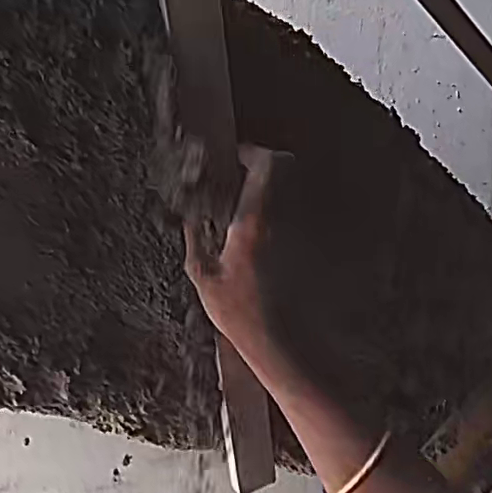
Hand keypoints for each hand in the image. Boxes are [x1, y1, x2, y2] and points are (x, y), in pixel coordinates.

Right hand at [184, 144, 285, 365]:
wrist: (279, 341)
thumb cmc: (241, 313)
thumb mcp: (203, 276)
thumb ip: (194, 240)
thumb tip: (190, 220)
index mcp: (254, 221)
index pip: (268, 165)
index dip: (251, 151)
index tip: (233, 156)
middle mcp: (281, 222)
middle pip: (284, 170)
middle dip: (261, 163)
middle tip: (237, 174)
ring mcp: (296, 234)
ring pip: (288, 190)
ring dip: (267, 187)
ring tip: (240, 203)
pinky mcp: (302, 248)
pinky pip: (289, 214)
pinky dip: (272, 210)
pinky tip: (252, 232)